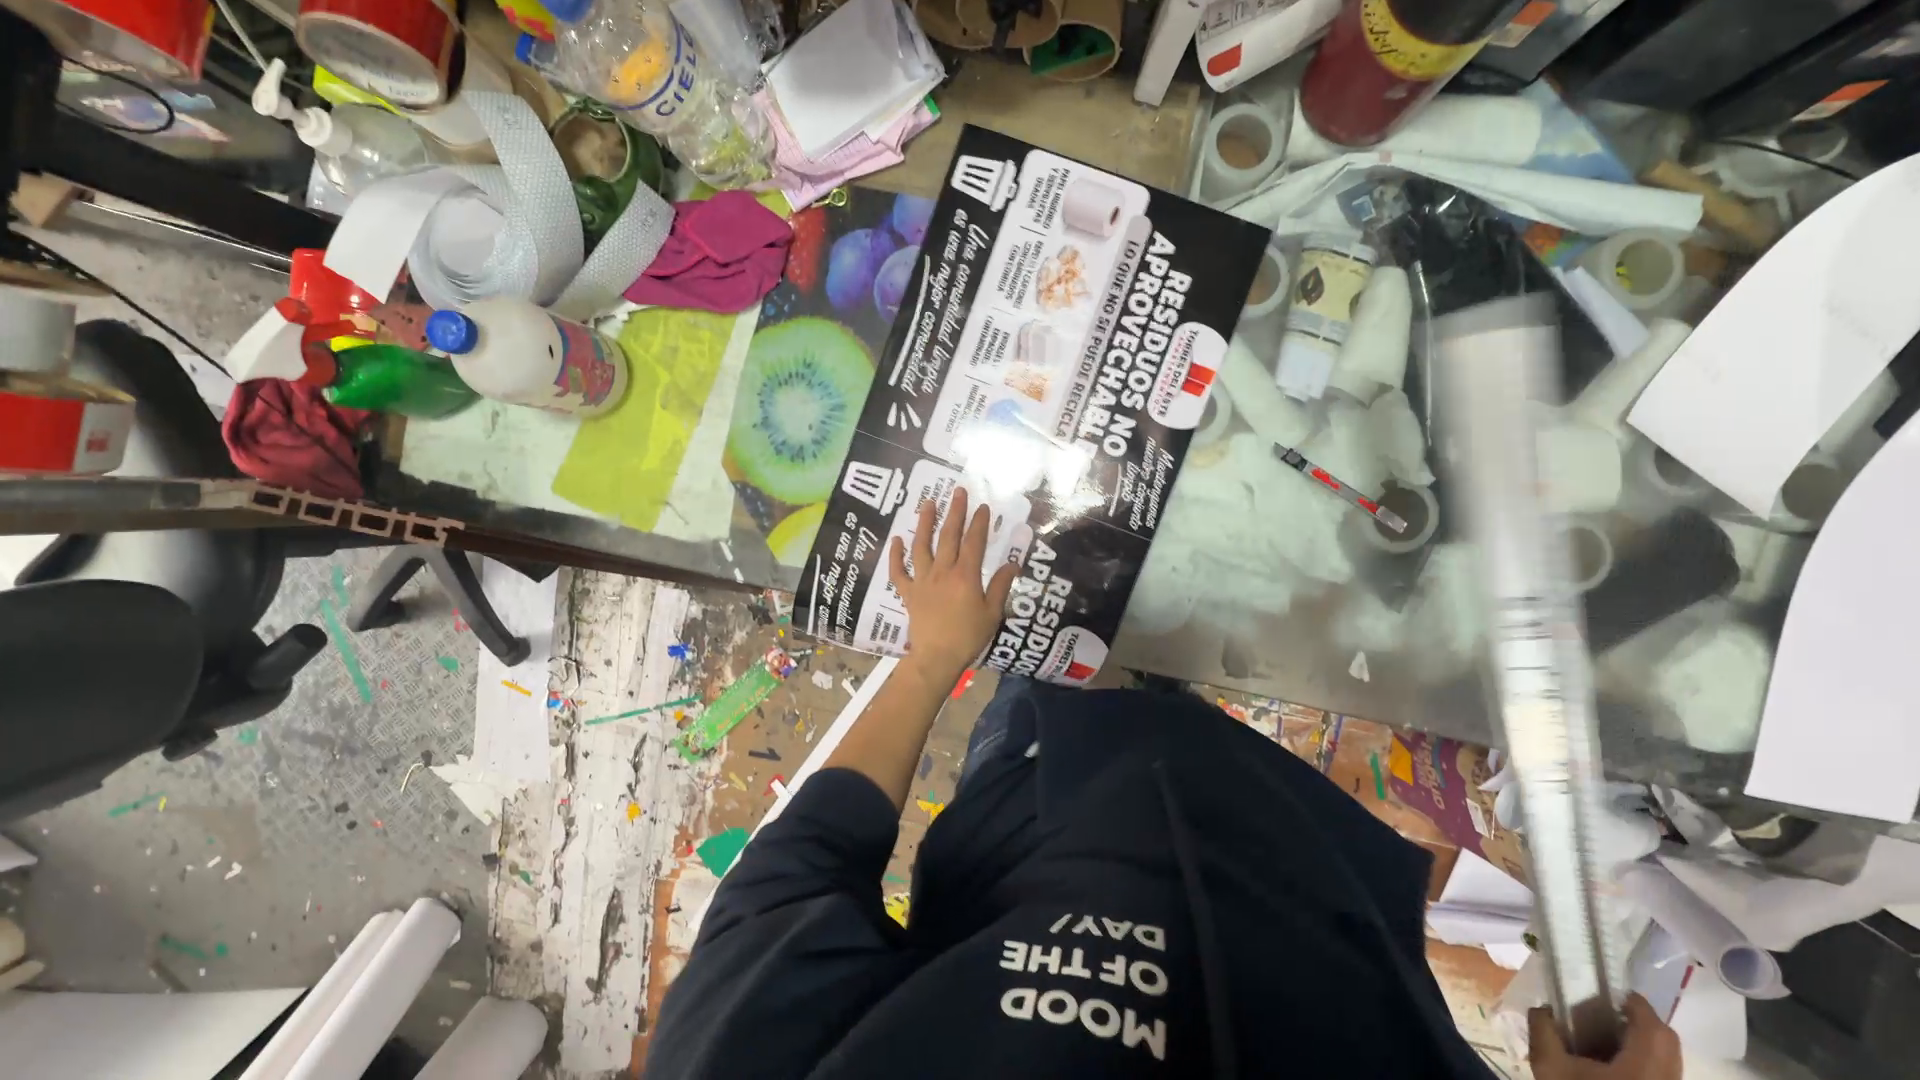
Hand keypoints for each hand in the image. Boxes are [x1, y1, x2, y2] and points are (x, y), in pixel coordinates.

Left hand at [890, 486, 1016, 677]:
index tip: (983, 506)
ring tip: (927, 503)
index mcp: (966, 576)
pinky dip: (895, 556)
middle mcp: (943, 572)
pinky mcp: (908, 593)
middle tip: (957, 492)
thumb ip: (1001, 586)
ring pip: (922, 546)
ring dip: (924, 523)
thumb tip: (1012, 563)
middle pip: (948, 536)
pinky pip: (898, 572)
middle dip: (954, 512)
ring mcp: (922, 581)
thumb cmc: (969, 637)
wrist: (937, 658)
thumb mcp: (993, 613)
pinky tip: (896, 540)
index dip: (980, 523)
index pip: (974, 542)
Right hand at [1529, 996, 1680, 1079]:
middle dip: (1641, 1022)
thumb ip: (1543, 1031)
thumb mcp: (1549, 1067)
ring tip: (1609, 1040)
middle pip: (1666, 1041)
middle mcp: (1666, 1079)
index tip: (1608, 994)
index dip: (1633, 1003)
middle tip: (1608, 1015)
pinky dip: (1645, 1063)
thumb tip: (1542, 1009)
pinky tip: (1615, 1069)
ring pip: (1668, 1060)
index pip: (1651, 1024)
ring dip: (1644, 1043)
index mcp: (1643, 1066)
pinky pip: (1663, 1075)